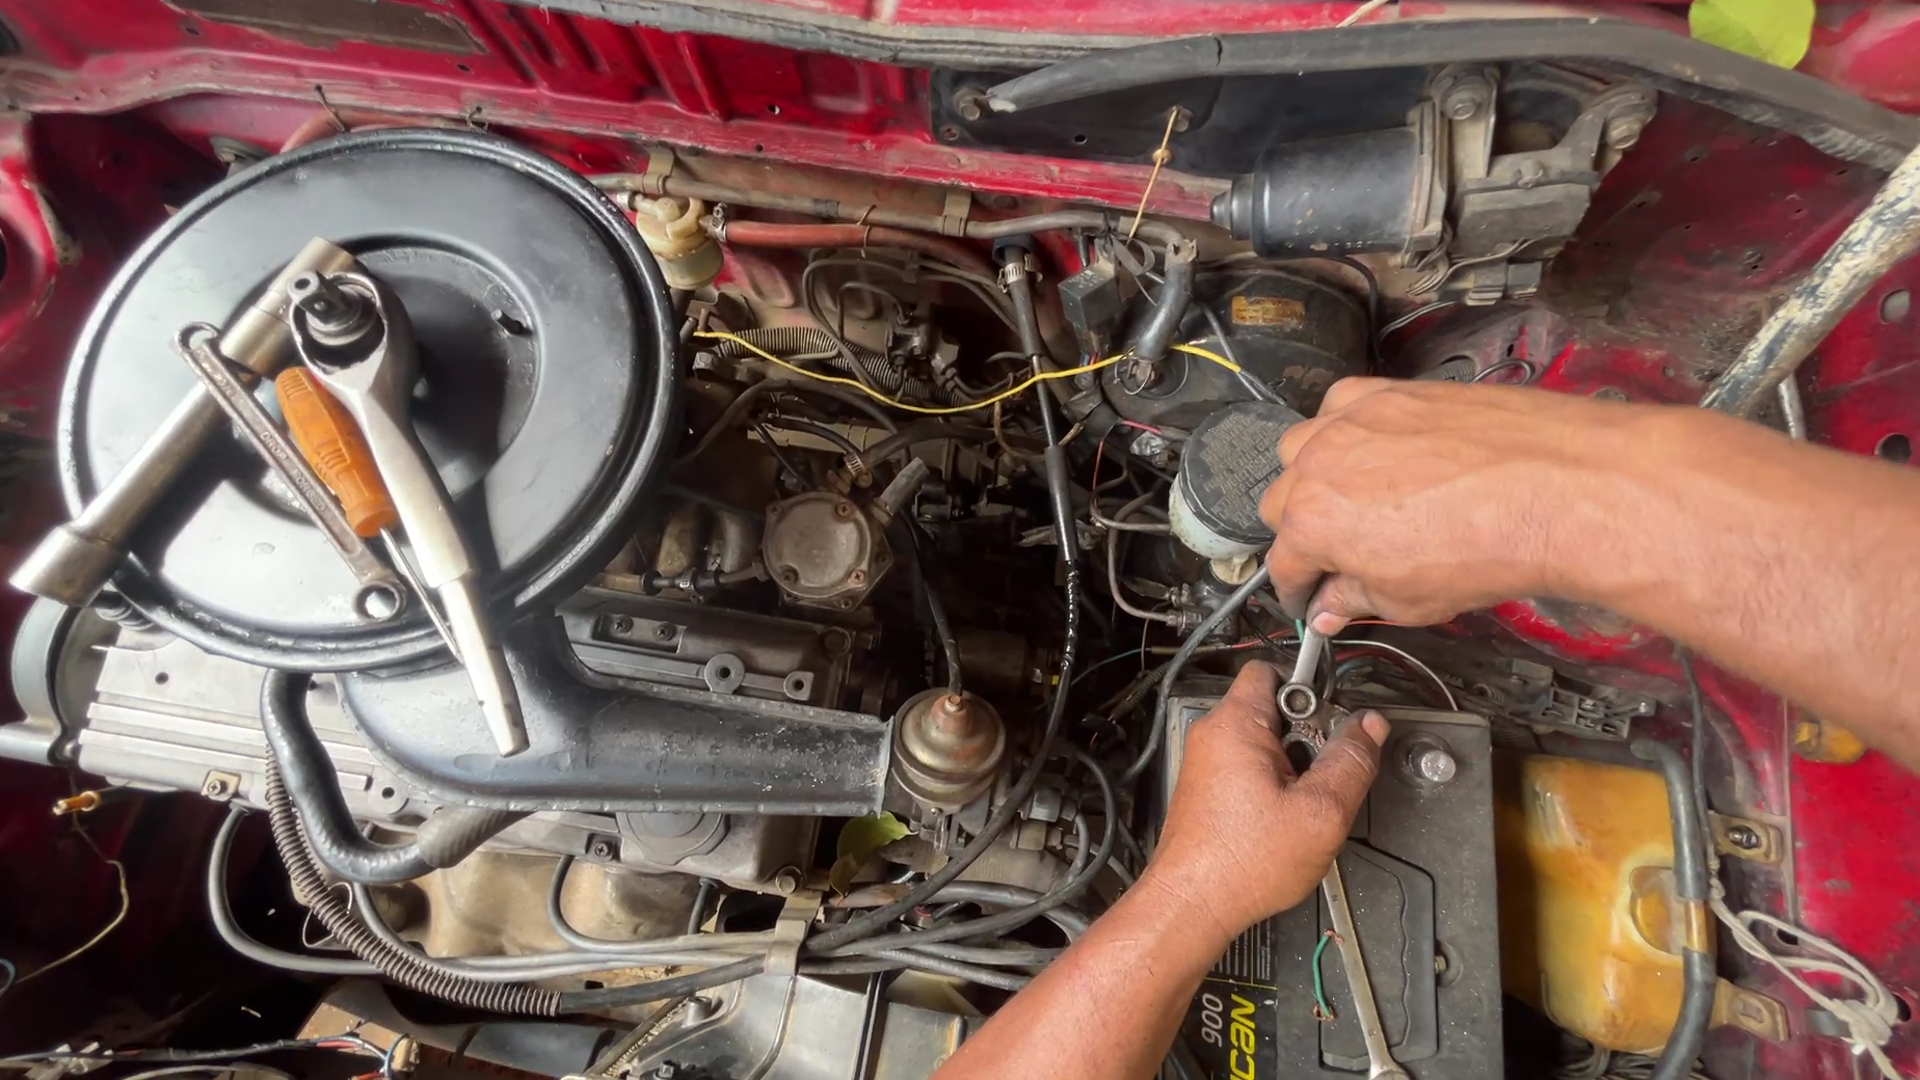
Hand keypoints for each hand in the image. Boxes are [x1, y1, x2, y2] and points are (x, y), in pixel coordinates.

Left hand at [1140, 661, 1387, 944]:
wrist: (1195, 898)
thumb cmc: (1243, 860)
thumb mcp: (1319, 812)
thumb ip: (1351, 762)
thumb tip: (1370, 727)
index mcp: (1235, 723)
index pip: (1268, 669)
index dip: (1308, 684)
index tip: (1334, 713)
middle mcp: (1213, 732)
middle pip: (1269, 704)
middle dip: (1305, 731)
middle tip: (1323, 769)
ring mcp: (1206, 757)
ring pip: (1261, 736)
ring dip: (1290, 759)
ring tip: (1302, 800)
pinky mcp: (1207, 782)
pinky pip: (1245, 761)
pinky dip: (1270, 777)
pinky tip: (1281, 813)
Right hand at [1259, 376, 1658, 628]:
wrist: (1564, 490)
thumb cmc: (1490, 547)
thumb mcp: (1408, 600)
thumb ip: (1352, 601)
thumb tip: (1328, 609)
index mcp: (1311, 524)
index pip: (1282, 564)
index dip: (1296, 589)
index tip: (1310, 596)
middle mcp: (1316, 468)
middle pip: (1279, 504)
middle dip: (1300, 530)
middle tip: (1338, 547)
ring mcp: (1349, 424)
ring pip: (1297, 448)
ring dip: (1310, 472)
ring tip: (1348, 489)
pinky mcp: (1386, 393)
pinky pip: (1339, 404)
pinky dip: (1342, 423)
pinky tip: (1370, 442)